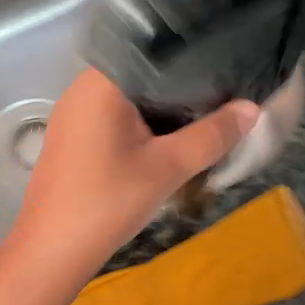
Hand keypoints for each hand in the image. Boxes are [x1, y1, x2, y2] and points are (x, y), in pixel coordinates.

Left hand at [10, 69, 259, 273]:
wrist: (52, 252)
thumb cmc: (108, 202)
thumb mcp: (168, 168)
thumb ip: (212, 135)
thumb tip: (252, 108)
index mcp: (102, 82)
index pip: (155, 52)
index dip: (194, 59)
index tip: (228, 68)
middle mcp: (83, 88)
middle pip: (143, 76)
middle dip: (182, 89)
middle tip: (225, 96)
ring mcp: (74, 114)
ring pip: (131, 101)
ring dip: (163, 112)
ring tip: (204, 117)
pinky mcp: (73, 138)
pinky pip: (116, 120)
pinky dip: (143, 127)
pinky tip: (168, 142)